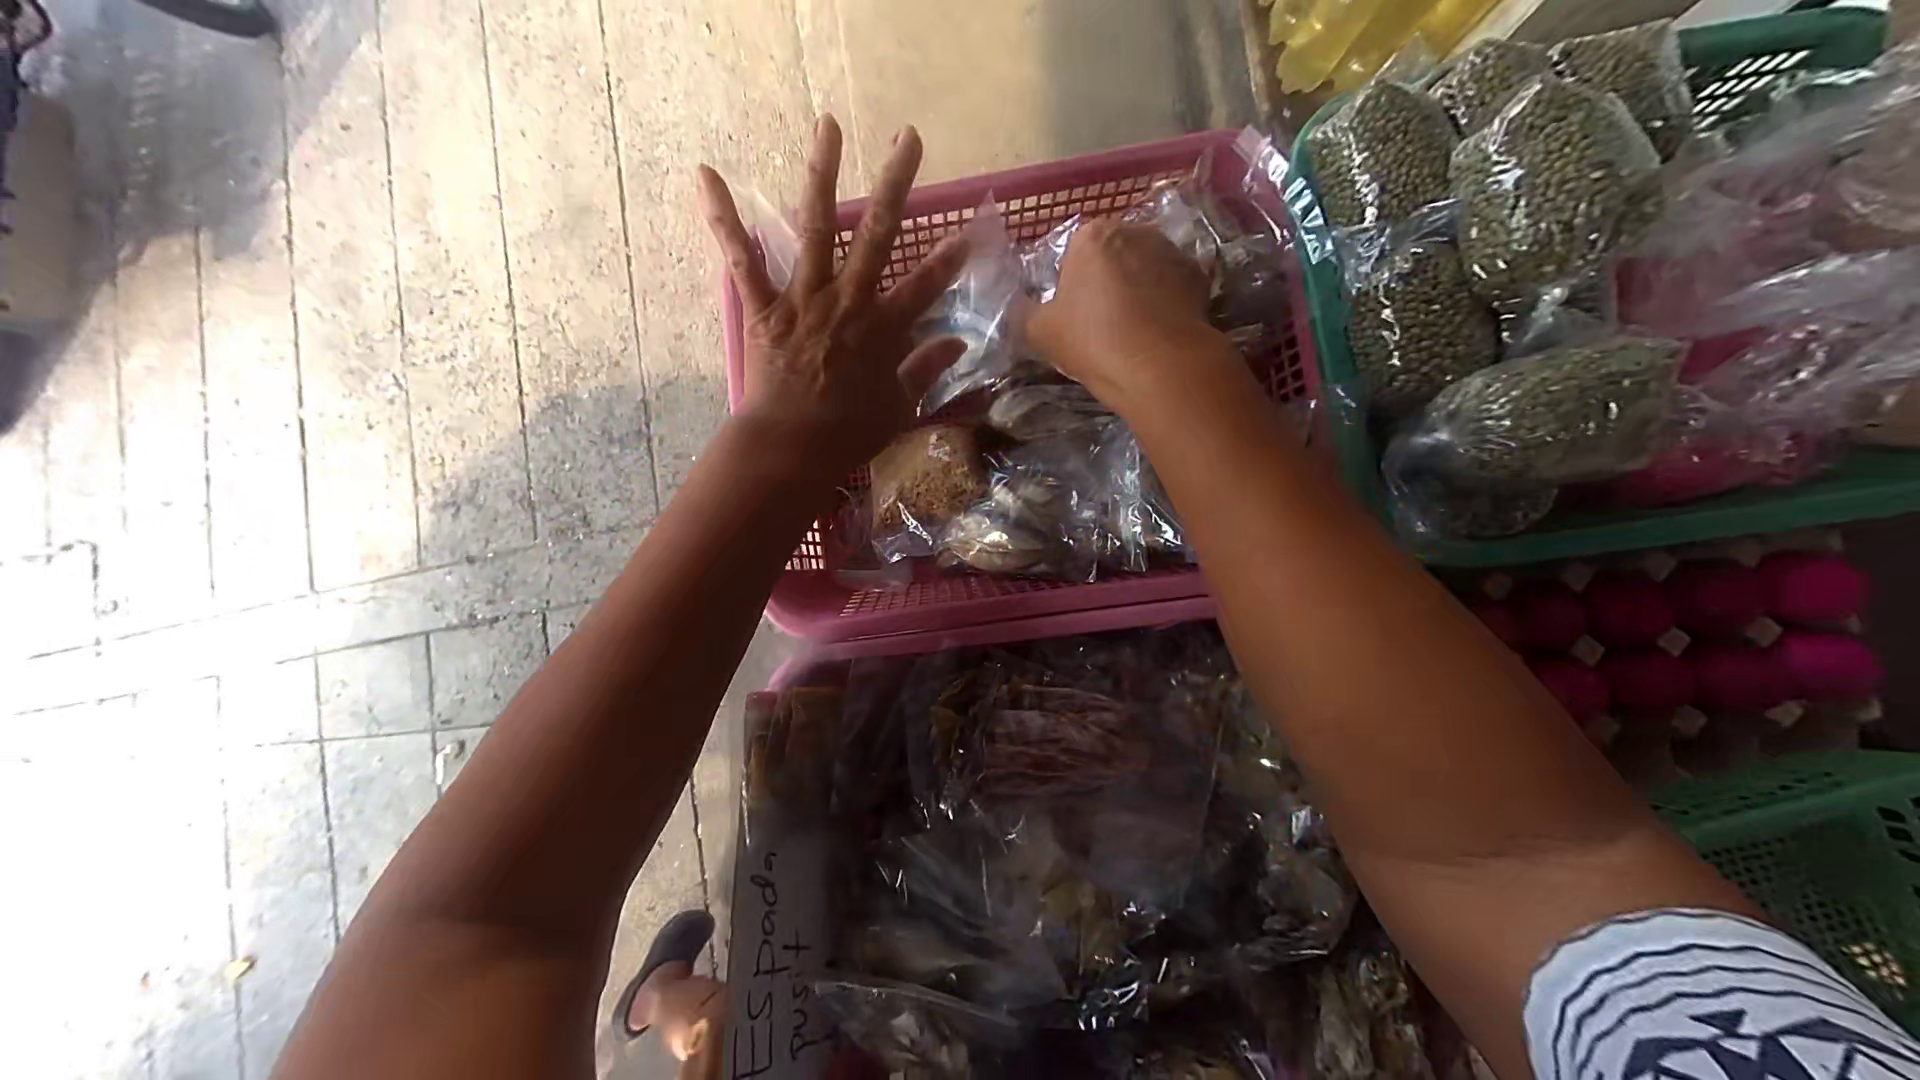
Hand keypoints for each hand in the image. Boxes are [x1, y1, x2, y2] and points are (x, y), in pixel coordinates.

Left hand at [699, 116, 969, 477]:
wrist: (788, 450)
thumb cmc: (847, 436)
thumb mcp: (898, 408)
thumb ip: (926, 370)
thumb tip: (959, 343)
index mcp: (882, 330)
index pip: (925, 286)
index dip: (950, 259)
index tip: (971, 230)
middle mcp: (846, 302)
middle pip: (877, 236)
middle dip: (896, 184)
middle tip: (908, 137)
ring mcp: (803, 300)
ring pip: (816, 229)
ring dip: (822, 175)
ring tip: (827, 126)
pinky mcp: (763, 309)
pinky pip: (741, 259)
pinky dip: (723, 219)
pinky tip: (706, 174)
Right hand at [1027, 218, 1223, 410]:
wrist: (1161, 367)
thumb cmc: (1094, 341)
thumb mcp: (1040, 333)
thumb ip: (1024, 314)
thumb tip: (1020, 308)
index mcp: (1091, 236)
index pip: (1073, 255)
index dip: (1070, 288)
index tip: (1073, 318)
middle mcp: (1135, 231)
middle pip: (1112, 258)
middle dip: (1106, 284)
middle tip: (1100, 326)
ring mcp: (1172, 251)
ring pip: (1144, 270)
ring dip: (1138, 292)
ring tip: (1132, 333)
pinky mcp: (1200, 278)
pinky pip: (1172, 288)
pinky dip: (1164, 304)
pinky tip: (1157, 334)